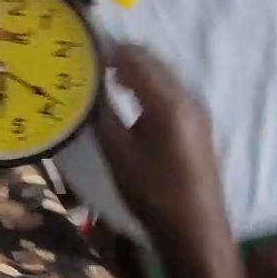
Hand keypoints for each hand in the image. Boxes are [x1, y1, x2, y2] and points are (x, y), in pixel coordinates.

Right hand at [91, 43, 230, 251]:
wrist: (194, 228)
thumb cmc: (151, 192)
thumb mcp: (116, 152)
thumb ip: (101, 112)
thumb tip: (85, 85)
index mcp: (167, 103)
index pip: (135, 58)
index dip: (106, 50)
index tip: (79, 49)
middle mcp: (187, 98)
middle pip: (151, 60)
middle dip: (119, 55)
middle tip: (85, 61)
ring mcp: (196, 109)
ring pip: (161, 72)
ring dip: (133, 68)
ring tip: (100, 76)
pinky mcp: (197, 122)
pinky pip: (168, 88)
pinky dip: (145, 82)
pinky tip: (126, 95)